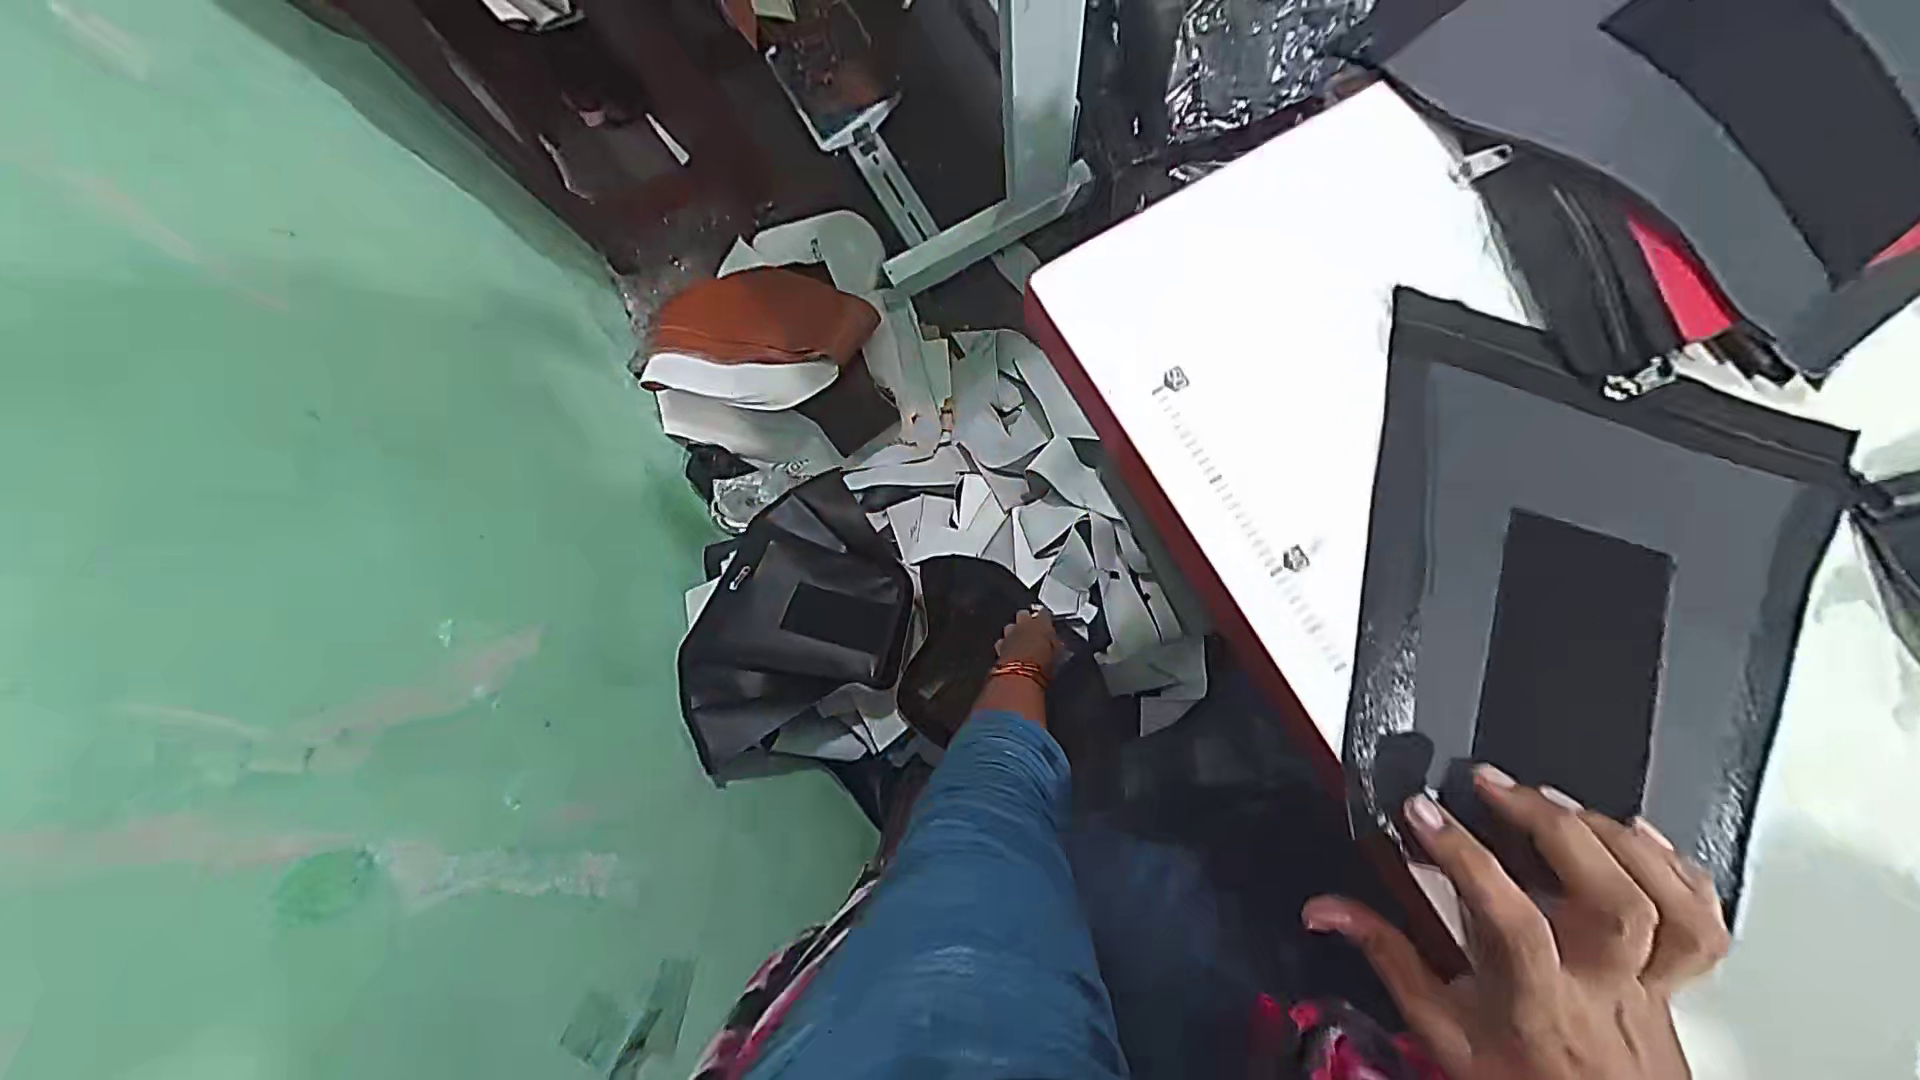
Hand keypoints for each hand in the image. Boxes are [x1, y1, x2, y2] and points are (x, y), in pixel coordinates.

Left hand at [995, 609, 1063, 673]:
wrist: (1020, 675)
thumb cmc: (1042, 665)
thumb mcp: (1058, 655)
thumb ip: (1056, 646)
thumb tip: (1057, 645)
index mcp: (1041, 623)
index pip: (1044, 613)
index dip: (1045, 618)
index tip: (1047, 623)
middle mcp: (1024, 624)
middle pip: (1023, 614)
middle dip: (1027, 620)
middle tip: (1033, 631)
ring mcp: (1010, 633)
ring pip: (1011, 626)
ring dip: (1015, 632)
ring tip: (1021, 643)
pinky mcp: (1000, 645)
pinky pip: (1002, 640)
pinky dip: (1006, 644)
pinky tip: (1011, 652)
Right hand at [1303, 768, 1729, 1079]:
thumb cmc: (1521, 1079)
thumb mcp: (1438, 1028)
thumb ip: (1384, 955)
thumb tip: (1323, 908)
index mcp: (1536, 1000)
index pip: (1511, 921)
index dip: (1464, 857)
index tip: (1422, 811)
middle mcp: (1602, 986)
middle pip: (1612, 902)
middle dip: (1551, 827)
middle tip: (1495, 785)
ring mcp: (1650, 981)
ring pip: (1669, 908)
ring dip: (1613, 838)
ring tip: (1554, 799)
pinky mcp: (1676, 977)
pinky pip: (1704, 922)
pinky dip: (1674, 867)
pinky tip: (1628, 830)